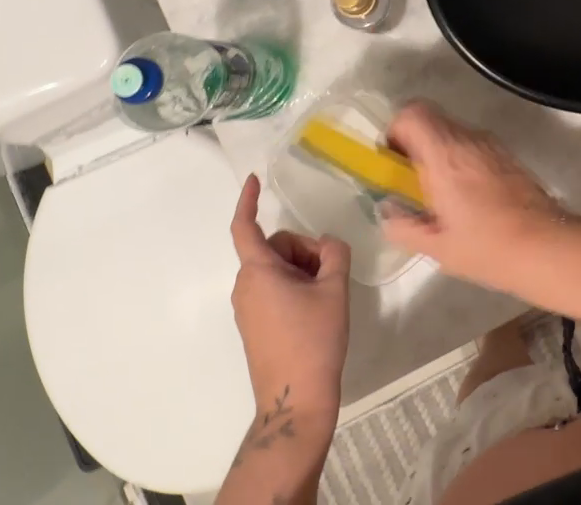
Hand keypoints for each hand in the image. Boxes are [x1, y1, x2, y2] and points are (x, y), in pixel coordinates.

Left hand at [229, 174, 349, 418]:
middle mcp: (245, 287)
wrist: (296, 401)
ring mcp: (248, 309)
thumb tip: (327, 246)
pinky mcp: (255, 326)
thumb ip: (334, 254)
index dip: (248, 201)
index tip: (253, 179)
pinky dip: (297, 288)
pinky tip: (317, 311)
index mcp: (258, 272)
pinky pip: (275, 290)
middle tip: (331, 273)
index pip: (245, 227)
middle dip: (304, 250)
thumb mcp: (334, 289)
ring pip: (278, 270)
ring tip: (327, 296)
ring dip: (303, 271)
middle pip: (275, 248)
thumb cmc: (313, 340)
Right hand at [378, 102, 576, 295]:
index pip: (412, 113)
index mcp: (445, 155)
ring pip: (452, 132)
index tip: (394, 163)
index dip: (395, 132)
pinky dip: (460, 160)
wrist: (547, 246)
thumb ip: (403, 225)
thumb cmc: (488, 247)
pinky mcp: (507, 155)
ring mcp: (491, 144)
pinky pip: (472, 145)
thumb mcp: (437, 246)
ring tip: (440, 195)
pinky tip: (467, 198)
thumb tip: (387, 210)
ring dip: (438, 153)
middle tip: (413, 183)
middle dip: (414, 145)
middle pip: (430, 119)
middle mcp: (468, 139)